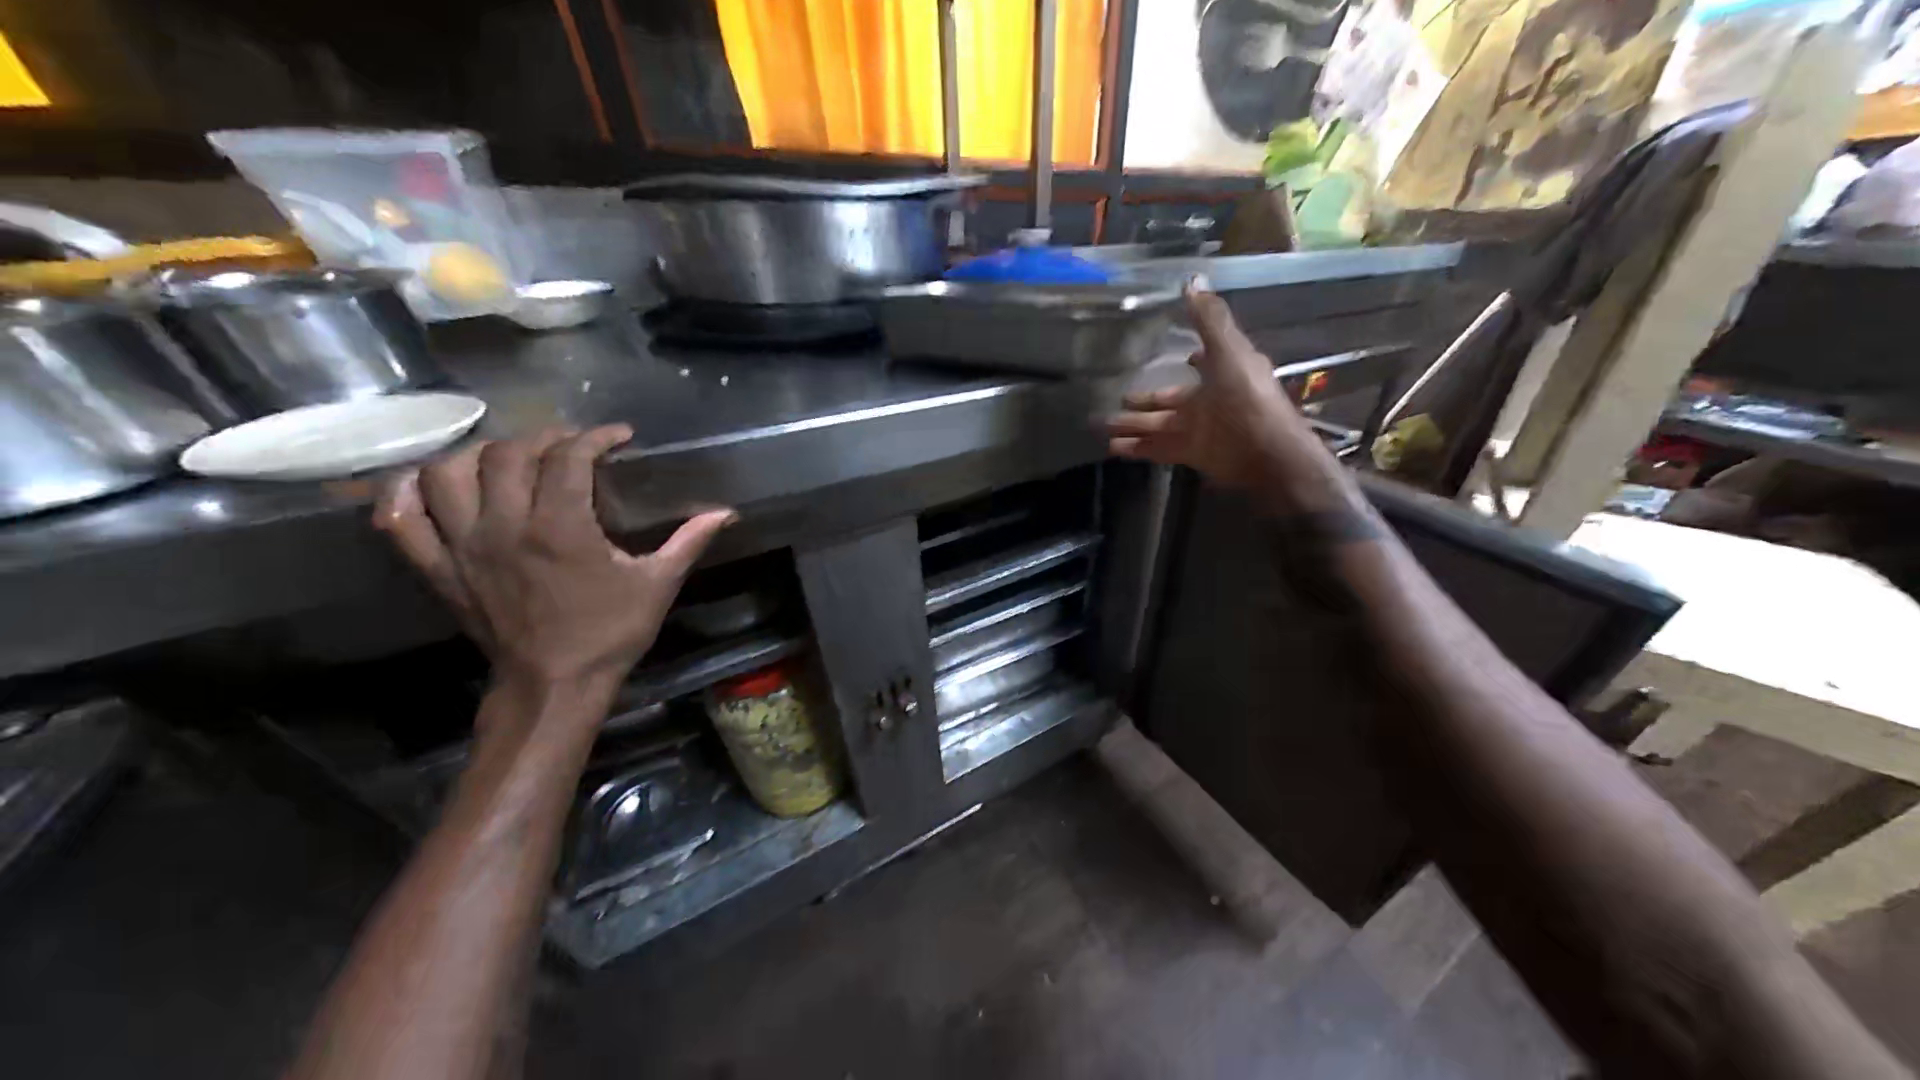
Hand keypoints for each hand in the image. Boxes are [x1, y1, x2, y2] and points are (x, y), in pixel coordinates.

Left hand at [375, 425, 735, 690]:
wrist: (552, 685)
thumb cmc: (609, 633)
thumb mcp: (657, 585)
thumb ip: (688, 541)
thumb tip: (726, 512)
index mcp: (560, 528)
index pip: (567, 457)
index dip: (594, 437)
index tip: (618, 436)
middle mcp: (503, 527)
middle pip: (507, 454)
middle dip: (543, 438)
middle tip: (571, 446)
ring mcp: (462, 547)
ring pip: (448, 473)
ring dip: (478, 454)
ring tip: (509, 458)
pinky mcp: (437, 569)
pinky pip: (401, 519)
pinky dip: (407, 493)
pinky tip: (432, 482)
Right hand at [1107, 283, 1308, 487]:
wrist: (1266, 454)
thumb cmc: (1248, 398)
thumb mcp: (1228, 351)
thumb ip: (1208, 320)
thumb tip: (1191, 280)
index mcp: (1225, 371)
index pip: (1204, 361)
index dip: (1193, 357)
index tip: (1177, 352)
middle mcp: (1211, 399)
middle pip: (1170, 398)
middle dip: (1144, 398)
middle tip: (1116, 397)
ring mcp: (1199, 429)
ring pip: (1158, 424)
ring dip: (1132, 424)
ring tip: (1101, 424)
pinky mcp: (1191, 453)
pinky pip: (1158, 448)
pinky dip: (1137, 448)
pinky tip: (1113, 446)